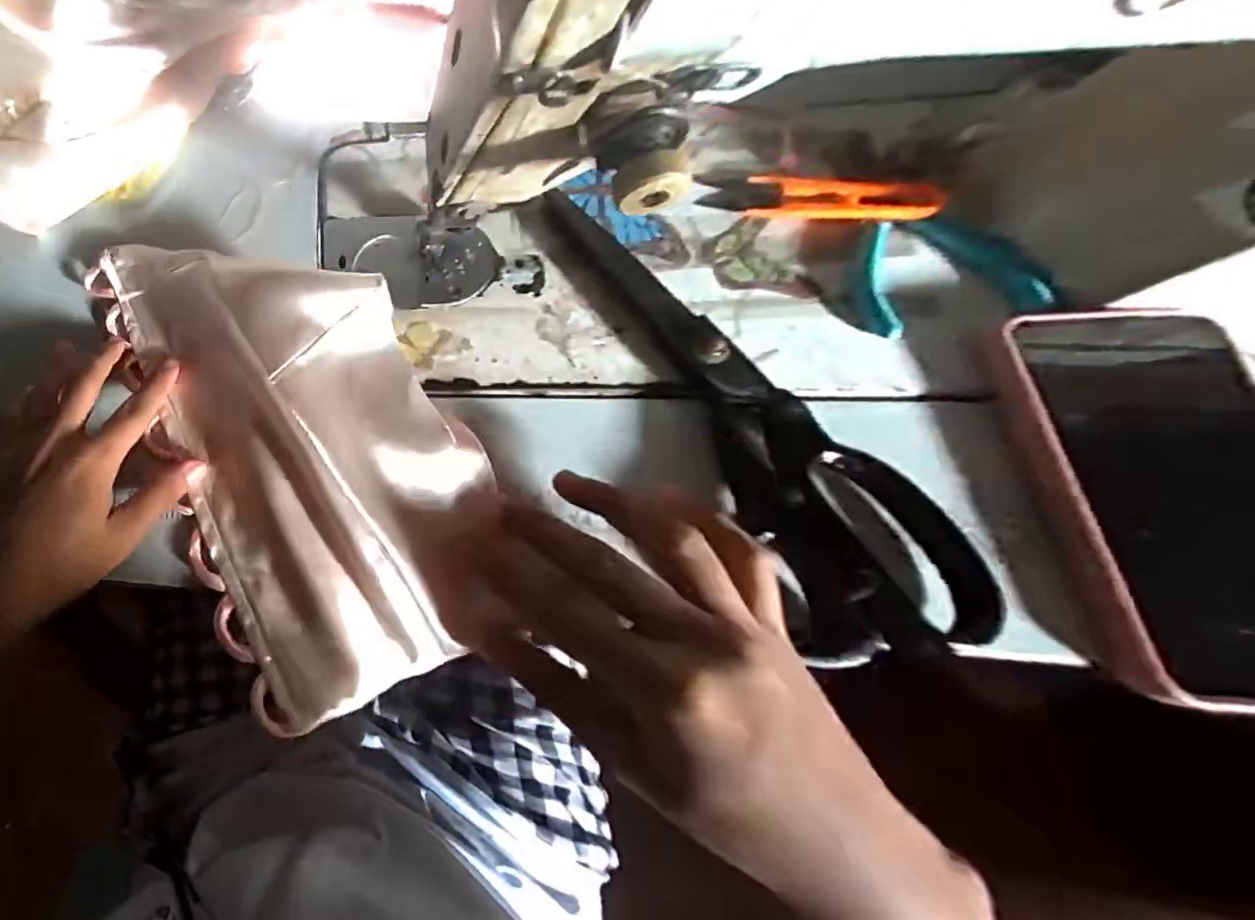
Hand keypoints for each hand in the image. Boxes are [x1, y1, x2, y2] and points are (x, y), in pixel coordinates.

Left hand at [0, 341, 201, 648]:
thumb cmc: (66, 564)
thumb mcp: (121, 537)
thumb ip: (157, 496)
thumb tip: (195, 464)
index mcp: (93, 460)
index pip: (133, 414)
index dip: (155, 387)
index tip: (171, 364)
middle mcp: (57, 441)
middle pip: (82, 389)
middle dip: (102, 362)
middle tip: (117, 341)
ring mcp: (21, 446)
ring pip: (42, 395)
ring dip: (57, 369)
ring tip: (64, 347)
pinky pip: (10, 416)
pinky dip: (22, 400)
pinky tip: (24, 395)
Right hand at [467, 472, 989, 919]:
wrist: (848, 844)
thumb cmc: (723, 816)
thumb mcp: (629, 764)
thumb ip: (561, 691)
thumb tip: (497, 637)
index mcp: (665, 691)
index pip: (569, 615)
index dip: (517, 577)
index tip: (478, 547)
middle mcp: (705, 642)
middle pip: (610, 568)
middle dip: (549, 532)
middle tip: (505, 506)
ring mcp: (747, 624)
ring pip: (675, 542)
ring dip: (618, 503)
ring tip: (570, 482)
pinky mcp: (777, 620)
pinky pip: (742, 555)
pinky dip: (706, 518)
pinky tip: (669, 495)